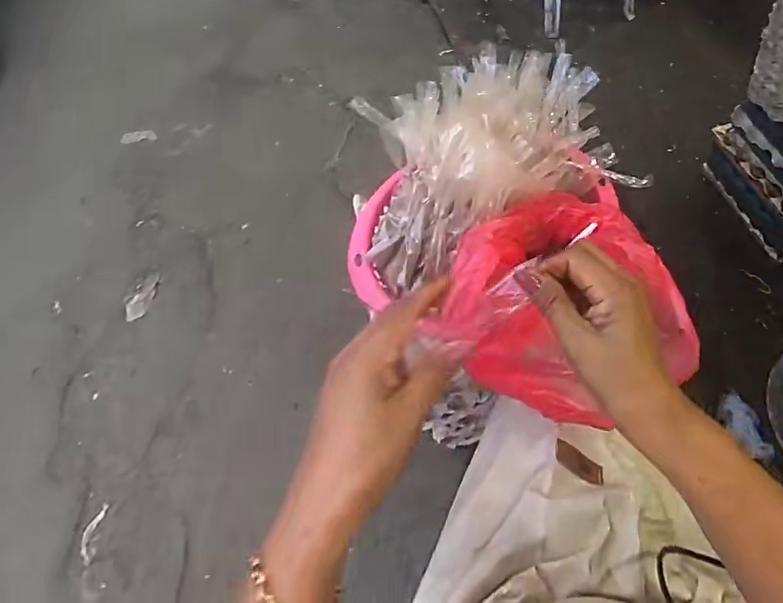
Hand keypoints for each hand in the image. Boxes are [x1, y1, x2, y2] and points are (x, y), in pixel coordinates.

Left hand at [257, 279, 455, 599]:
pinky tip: (412, 359)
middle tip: (452, 299)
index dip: (429, 293)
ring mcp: (342, 372)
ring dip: (408, 325)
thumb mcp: (409, 413)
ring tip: (439, 324)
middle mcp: (350, 354)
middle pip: (388, 318)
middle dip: (419, 305)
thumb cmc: (368, 456)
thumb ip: (434, 371)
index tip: (454, 278)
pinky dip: (397, 345)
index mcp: (366, 353)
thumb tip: (459, 340)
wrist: (322, 505)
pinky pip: (374, 352)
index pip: (403, 311)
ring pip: (380, 336)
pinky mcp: (341, 390)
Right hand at [520, 244, 679, 430]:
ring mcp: (630, 289)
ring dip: (569, 273)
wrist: (649, 406)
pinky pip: (601, 278)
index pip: (575, 255)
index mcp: (615, 286)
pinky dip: (582, 284)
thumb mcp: (575, 341)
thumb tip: (526, 274)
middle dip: (558, 264)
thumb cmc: (612, 378)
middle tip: (539, 290)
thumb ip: (552, 302)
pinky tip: (569, 307)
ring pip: (594, 262)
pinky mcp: (629, 301)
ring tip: (551, 299)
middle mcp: (626, 278)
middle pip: (586, 250)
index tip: (530, 287)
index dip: (549, 265)